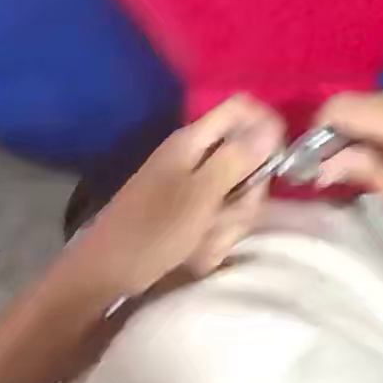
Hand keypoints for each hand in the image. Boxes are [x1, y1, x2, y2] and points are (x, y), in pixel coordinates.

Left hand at [57, 94, 283, 299]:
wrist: (107, 272)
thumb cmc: (152, 231)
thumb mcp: (200, 195)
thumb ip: (236, 158)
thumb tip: (272, 125)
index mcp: (193, 141)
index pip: (241, 109)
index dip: (265, 128)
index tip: (275, 164)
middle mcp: (193, 157)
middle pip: (246, 161)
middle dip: (244, 197)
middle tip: (224, 217)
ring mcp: (190, 186)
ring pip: (235, 196)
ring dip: (227, 225)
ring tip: (203, 241)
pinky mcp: (188, 212)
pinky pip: (218, 219)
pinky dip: (212, 238)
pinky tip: (195, 254)